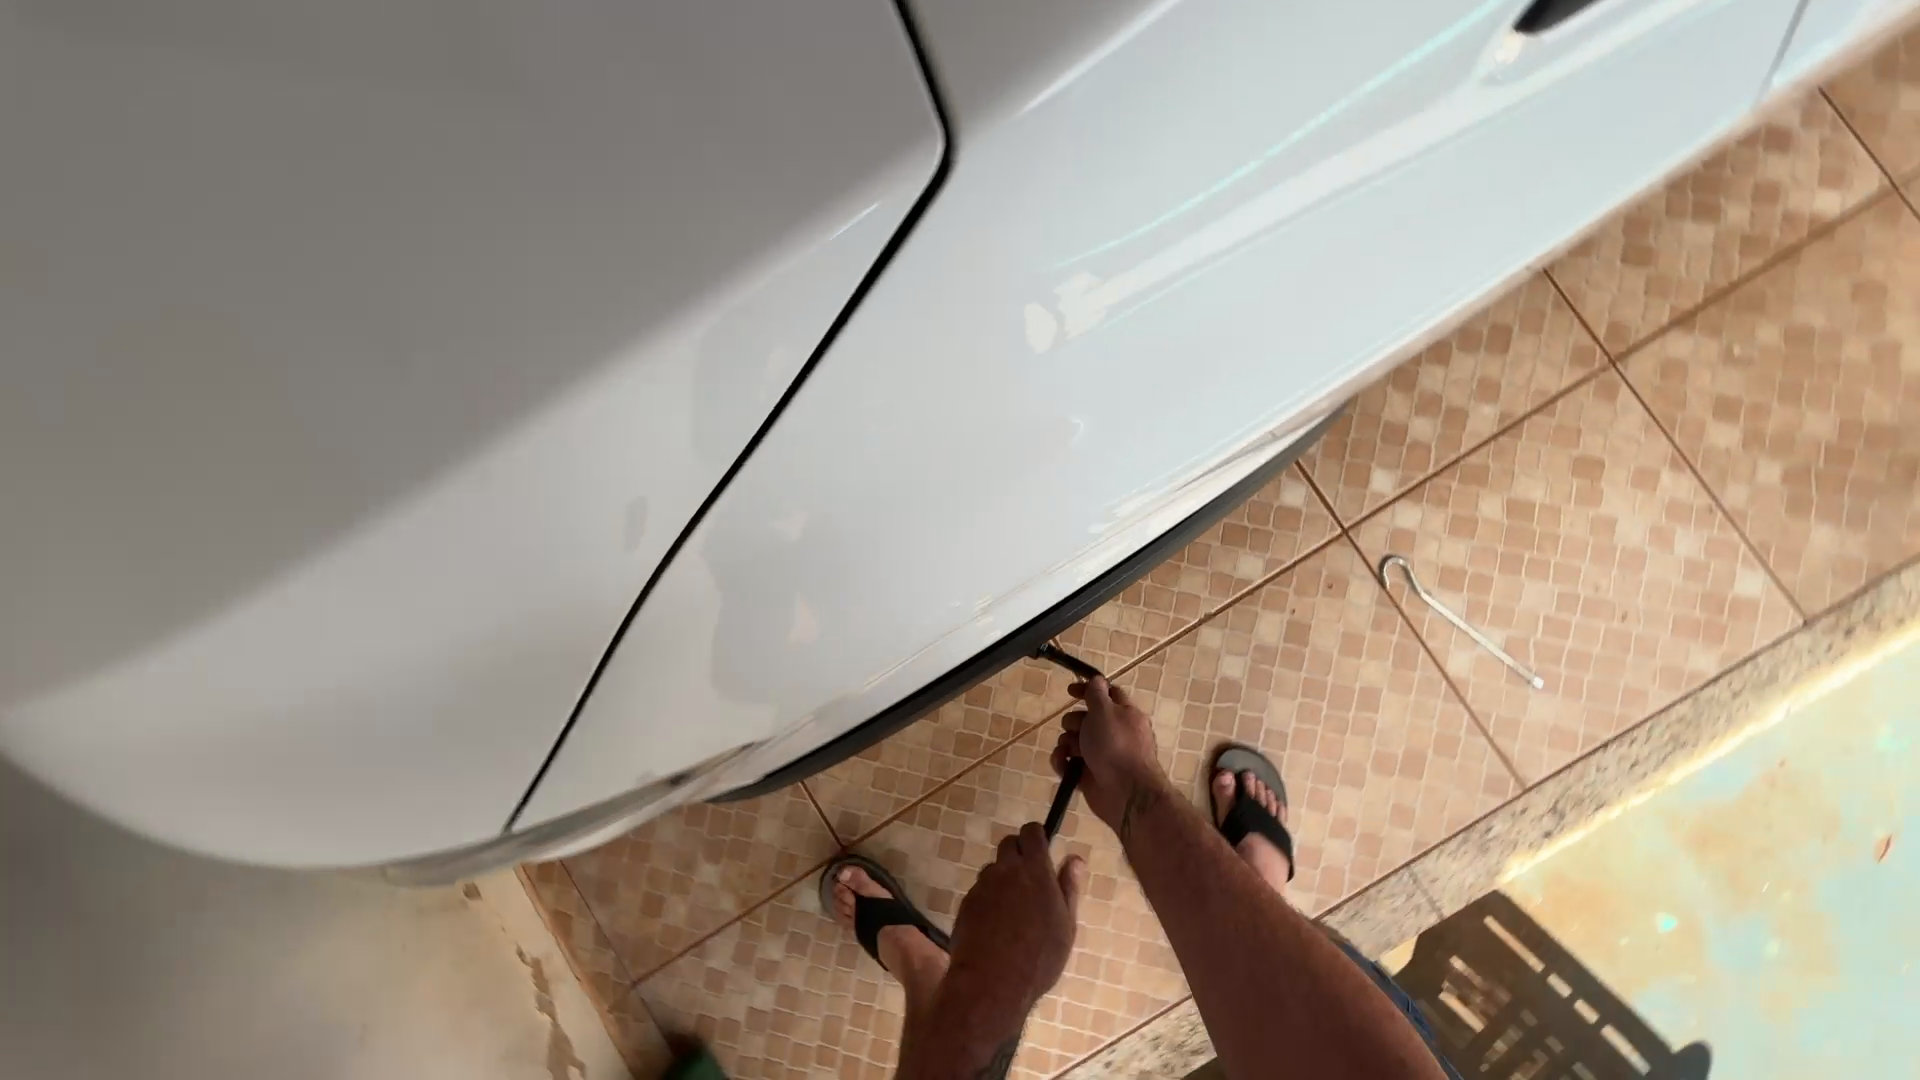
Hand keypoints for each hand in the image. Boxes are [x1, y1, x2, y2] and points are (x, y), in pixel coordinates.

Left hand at [946, 823, 1087, 1012]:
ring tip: (1012, 910)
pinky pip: (980, 890)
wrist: (992, 982)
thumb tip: (1076, 859)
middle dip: (1018, 854)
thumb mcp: (1065, 925)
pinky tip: (994, 924)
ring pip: (994, 868)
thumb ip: (1069, 888)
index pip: (1032, 832)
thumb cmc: (1039, 957)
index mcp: (1035, 870)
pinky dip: (988, 898)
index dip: (1036, 836)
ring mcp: (983, 884)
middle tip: (1029, 880)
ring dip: (1003, 878)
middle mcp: (1007, 869)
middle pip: (1009, 844)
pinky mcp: (967, 901)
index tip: (1042, 848)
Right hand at [1051, 677, 1165, 831]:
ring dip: (1066, 742)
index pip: (1107, 694)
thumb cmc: (1116, 745)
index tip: (1070, 691)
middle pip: (1086, 719)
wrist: (1126, 792)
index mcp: (1124, 714)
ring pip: (1075, 740)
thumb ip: (1097, 694)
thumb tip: (1097, 680)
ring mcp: (1102, 755)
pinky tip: (1063, 764)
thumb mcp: (1105, 711)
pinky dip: (1064, 762)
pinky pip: (1070, 763)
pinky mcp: (1090, 775)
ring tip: (1069, 750)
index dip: (1088, 690)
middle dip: (1074, 721)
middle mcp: (1114, 733)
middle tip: (1074, 727)